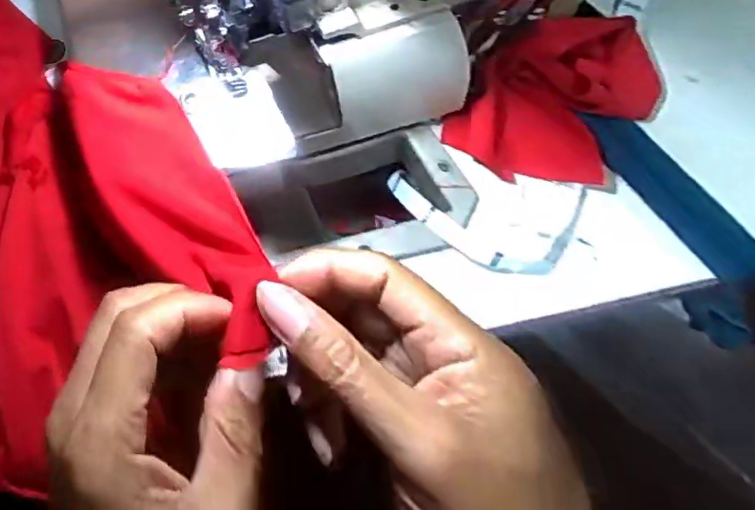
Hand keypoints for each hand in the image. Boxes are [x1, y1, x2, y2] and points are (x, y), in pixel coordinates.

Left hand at [48, 284, 265, 508]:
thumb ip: (234, 432)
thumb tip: (247, 356)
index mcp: (95, 433)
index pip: (134, 326)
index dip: (189, 307)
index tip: (239, 319)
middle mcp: (69, 411)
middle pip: (117, 313)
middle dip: (177, 304)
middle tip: (230, 325)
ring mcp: (70, 418)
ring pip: (115, 330)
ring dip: (171, 323)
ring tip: (223, 345)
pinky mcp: (82, 428)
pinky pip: (118, 360)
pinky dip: (160, 351)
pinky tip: (200, 372)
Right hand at [257, 250, 587, 509]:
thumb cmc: (489, 507)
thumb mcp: (415, 437)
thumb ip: (344, 366)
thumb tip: (274, 296)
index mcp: (457, 338)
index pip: (382, 274)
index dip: (324, 269)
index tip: (269, 285)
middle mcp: (439, 351)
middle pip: (362, 311)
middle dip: (313, 327)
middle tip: (265, 345)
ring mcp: (425, 389)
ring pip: (352, 352)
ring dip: (318, 376)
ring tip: (299, 408)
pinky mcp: (410, 423)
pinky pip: (357, 393)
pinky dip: (331, 408)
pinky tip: (323, 439)